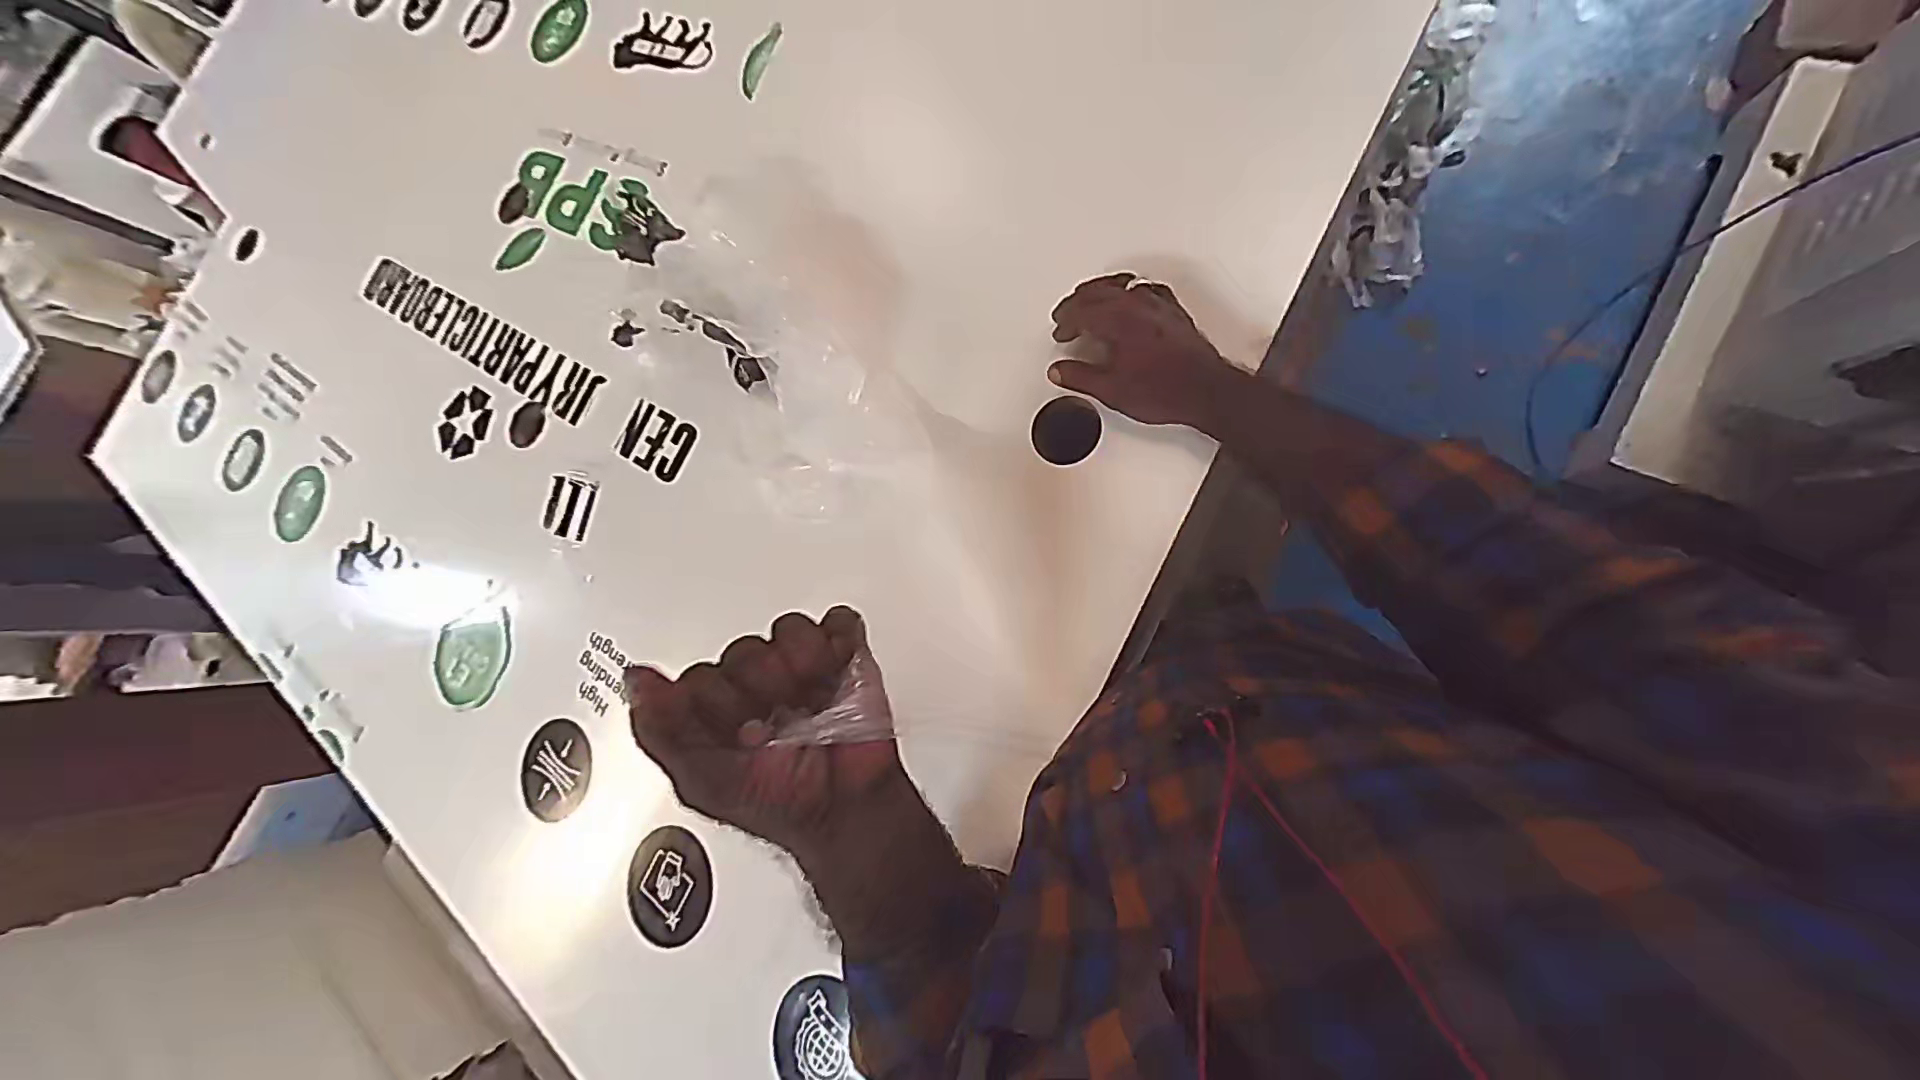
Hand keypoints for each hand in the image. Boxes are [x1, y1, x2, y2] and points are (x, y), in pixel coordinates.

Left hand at [626, 607, 908, 860]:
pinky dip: (841, 635)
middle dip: (766, 683)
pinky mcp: (844, 656)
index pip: (703, 672)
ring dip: (804, 661)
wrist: (847, 808)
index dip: (721, 698)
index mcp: (719, 708)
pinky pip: (838, 620)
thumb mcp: (704, 781)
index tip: (739, 728)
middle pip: (747, 647)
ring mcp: (801, 667)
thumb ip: (662, 729)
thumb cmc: (782, 803)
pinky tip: (836, 664)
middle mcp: (757, 685)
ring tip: (813, 696)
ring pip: (789, 628)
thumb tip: (635, 678)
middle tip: (780, 716)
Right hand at [1048, 272, 1244, 429]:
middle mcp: (1138, 306)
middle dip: (1077, 303)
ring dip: (1100, 291)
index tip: (1061, 333)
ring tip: (1089, 301)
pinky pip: (1144, 288)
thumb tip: (1059, 371)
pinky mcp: (1172, 311)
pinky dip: (1128, 291)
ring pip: (1120, 284)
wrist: (1205, 391)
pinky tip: (1128, 299)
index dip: (1066, 323)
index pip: (1081, 312)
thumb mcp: (1111, 391)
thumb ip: (1080, 377)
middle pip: (1098, 292)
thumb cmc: (1167, 390)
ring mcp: (1158, 305)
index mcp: (1118, 321)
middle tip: (1065, 316)